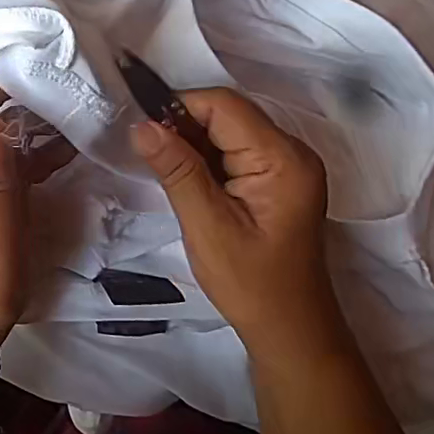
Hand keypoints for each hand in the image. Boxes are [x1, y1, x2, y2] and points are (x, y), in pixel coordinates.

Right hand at [130, 88, 335, 342]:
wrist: (288, 327)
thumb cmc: (250, 282)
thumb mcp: (207, 226)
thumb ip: (177, 170)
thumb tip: (142, 125)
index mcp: (282, 160)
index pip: (225, 106)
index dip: (179, 107)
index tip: (141, 129)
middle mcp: (291, 152)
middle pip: (227, 113)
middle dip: (182, 125)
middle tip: (147, 151)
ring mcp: (285, 165)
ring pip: (227, 130)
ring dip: (190, 141)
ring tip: (162, 167)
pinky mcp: (274, 178)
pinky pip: (233, 150)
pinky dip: (203, 157)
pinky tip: (183, 176)